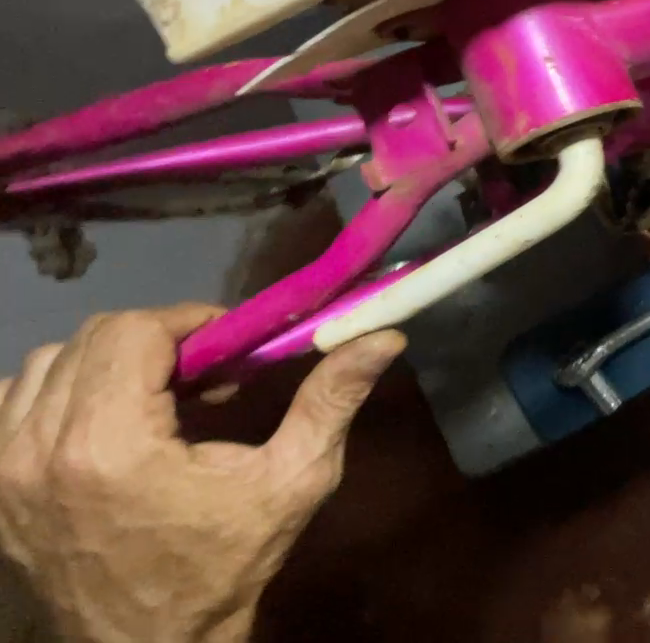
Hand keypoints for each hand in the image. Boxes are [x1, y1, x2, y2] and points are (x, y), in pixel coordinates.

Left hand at [0, 305, 403, 641]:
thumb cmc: (229, 556)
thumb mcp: (297, 477)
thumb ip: (332, 399)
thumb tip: (385, 336)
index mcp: (108, 446)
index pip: (129, 333)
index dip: (191, 320)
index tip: (236, 345)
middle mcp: (33, 452)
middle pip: (85, 342)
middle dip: (159, 338)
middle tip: (213, 370)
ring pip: (41, 368)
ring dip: (109, 363)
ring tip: (165, 395)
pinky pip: (11, 405)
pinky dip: (62, 392)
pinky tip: (113, 419)